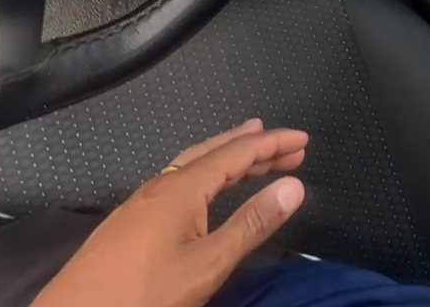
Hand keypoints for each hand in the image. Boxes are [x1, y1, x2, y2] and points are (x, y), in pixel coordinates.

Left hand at [32, 120, 308, 306]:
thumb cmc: (140, 298)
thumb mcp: (205, 267)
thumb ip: (251, 225)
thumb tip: (295, 186)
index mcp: (182, 188)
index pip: (238, 152)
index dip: (273, 144)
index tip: (304, 139)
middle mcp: (160, 186)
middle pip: (215, 151)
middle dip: (255, 146)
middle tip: (289, 146)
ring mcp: (139, 204)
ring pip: (193, 165)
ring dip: (229, 157)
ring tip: (253, 156)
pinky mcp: (126, 225)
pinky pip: (178, 180)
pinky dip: (206, 174)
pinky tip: (204, 192)